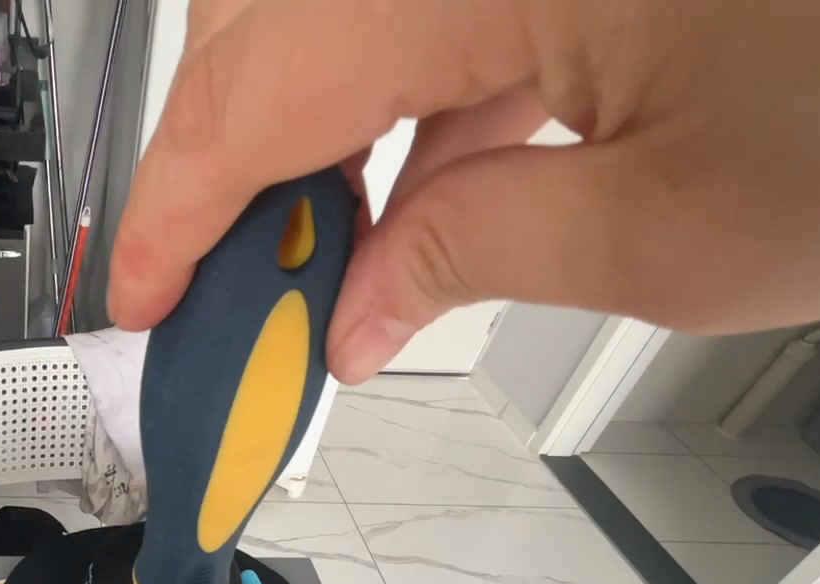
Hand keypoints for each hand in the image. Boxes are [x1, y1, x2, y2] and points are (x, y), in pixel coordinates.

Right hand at [109, 0, 819, 381]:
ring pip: (336, 6)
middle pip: (267, 23)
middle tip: (219, 283)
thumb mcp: (678, 240)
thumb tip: (357, 317)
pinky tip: (427, 183)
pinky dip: (407, 93)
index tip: (140, 299)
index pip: (249, 99)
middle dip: (221, 168)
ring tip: (318, 255)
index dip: (172, 217)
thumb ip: (470, 261)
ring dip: (306, 133)